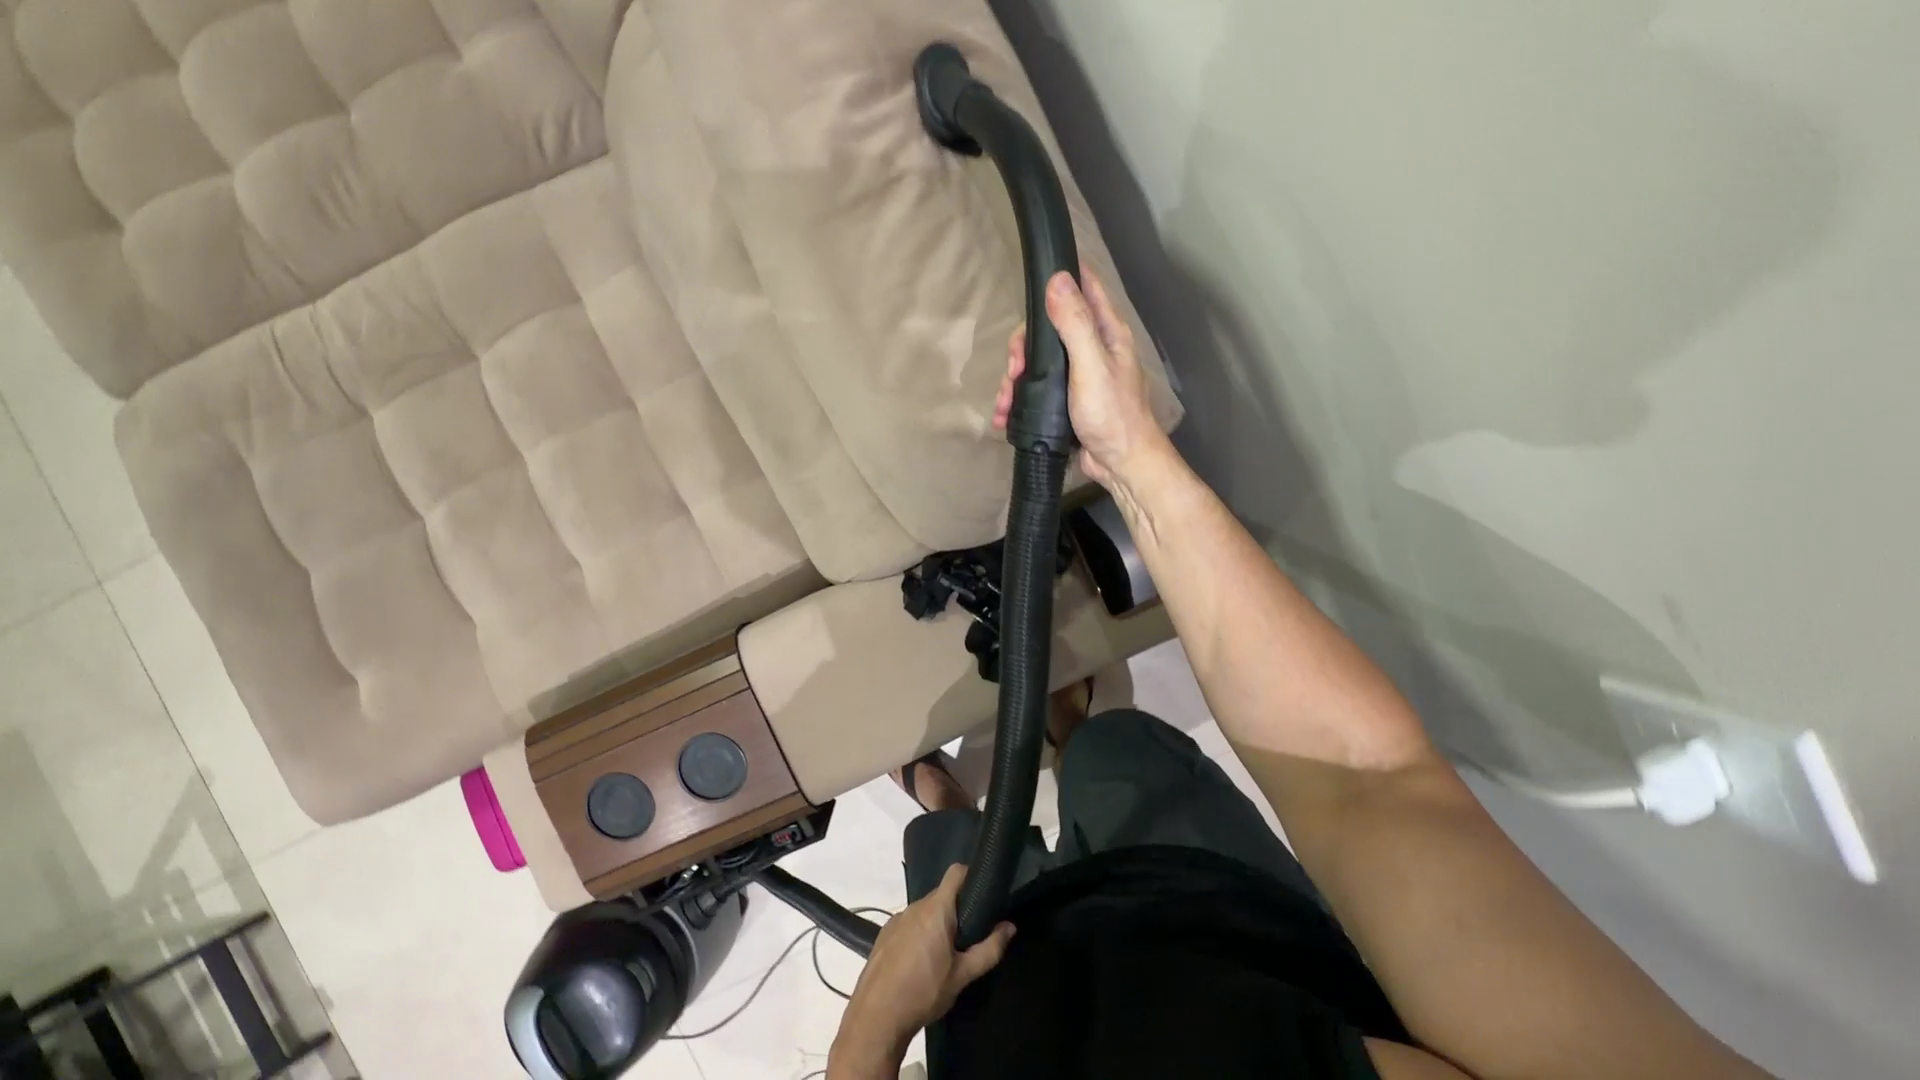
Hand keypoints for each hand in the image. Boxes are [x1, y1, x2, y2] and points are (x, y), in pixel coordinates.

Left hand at [833, 866, 1014, 1070]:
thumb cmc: (923, 992)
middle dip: (957, 909)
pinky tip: (920, 961)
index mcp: (936, 910)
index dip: (971, 876)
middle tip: (970, 935)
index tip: (984, 893)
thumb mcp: (963, 975)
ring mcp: (896, 919)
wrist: (876, 1017)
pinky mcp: (883, 934)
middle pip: (941, 895)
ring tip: (946, 953)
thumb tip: (1009, 927)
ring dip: (937, 923)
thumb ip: (990, 949)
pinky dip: (919, 933)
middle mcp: (914, 907)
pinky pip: (909, 923)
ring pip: (924, 911)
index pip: (955, 872)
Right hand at [993, 265, 1170, 490]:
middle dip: (1024, 346)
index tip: (1034, 282)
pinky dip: (1019, 399)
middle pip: (1049, 329)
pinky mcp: (1066, 400)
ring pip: (1039, 361)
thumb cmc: (1112, 414)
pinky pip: (1037, 389)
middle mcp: (1094, 348)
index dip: (1062, 278)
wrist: (1121, 465)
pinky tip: (1006, 413)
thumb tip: (1057, 279)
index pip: (1085, 288)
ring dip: (1016, 378)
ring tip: (1004, 401)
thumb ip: (1074, 323)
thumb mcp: (1091, 365)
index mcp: (1107, 332)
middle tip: (1014, 369)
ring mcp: (1079, 375)